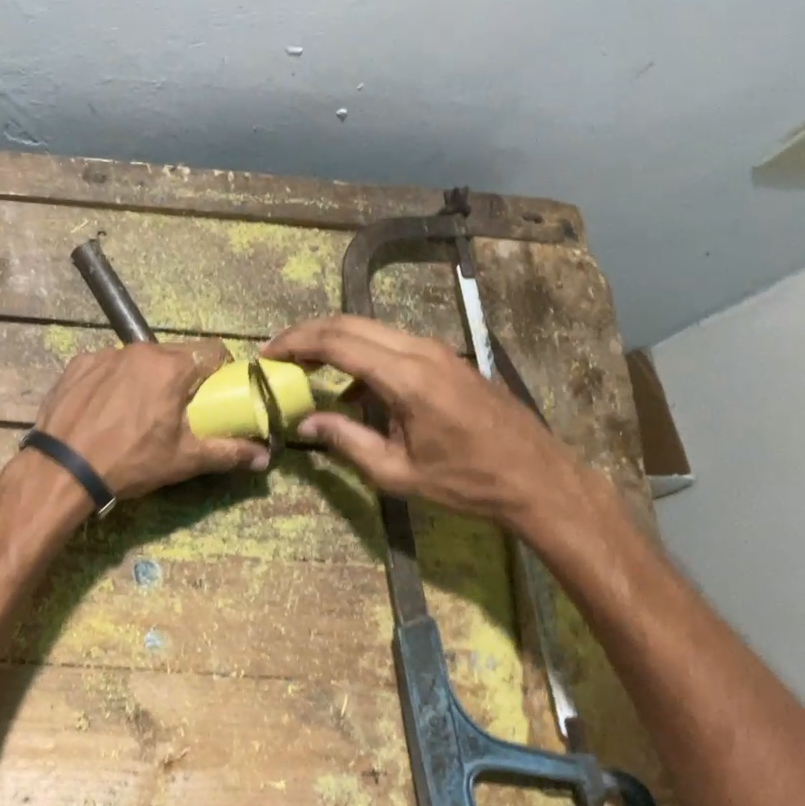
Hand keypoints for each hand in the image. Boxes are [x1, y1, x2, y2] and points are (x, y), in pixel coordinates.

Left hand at [35, 340, 268, 497]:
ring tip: (136, 413)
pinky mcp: (77, 364)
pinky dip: (114, 382)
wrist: (62, 469)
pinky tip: (105, 410)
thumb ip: (227, 451)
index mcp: (170, 366)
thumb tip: (265, 456)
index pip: (213, 351)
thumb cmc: (130, 462)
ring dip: (147, 379)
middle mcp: (138, 349)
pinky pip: (107, 366)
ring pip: (139, 360)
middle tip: (177, 411)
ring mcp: (104, 354)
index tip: (215, 397)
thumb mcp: (184, 459)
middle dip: (183, 378)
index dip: (220, 373)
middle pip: (175, 354)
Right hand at [263, 315, 582, 525]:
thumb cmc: (466, 482)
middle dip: (308, 334)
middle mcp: (420, 352)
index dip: (296, 343)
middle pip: (350, 323)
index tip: (267, 354)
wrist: (537, 478)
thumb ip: (346, 441)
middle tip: (278, 353)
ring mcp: (438, 351)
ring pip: (372, 328)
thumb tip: (305, 422)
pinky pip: (393, 343)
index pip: (337, 342)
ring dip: (334, 341)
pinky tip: (353, 388)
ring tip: (305, 366)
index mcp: (406, 378)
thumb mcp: (397, 472)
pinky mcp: (448, 358)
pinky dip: (362, 353)